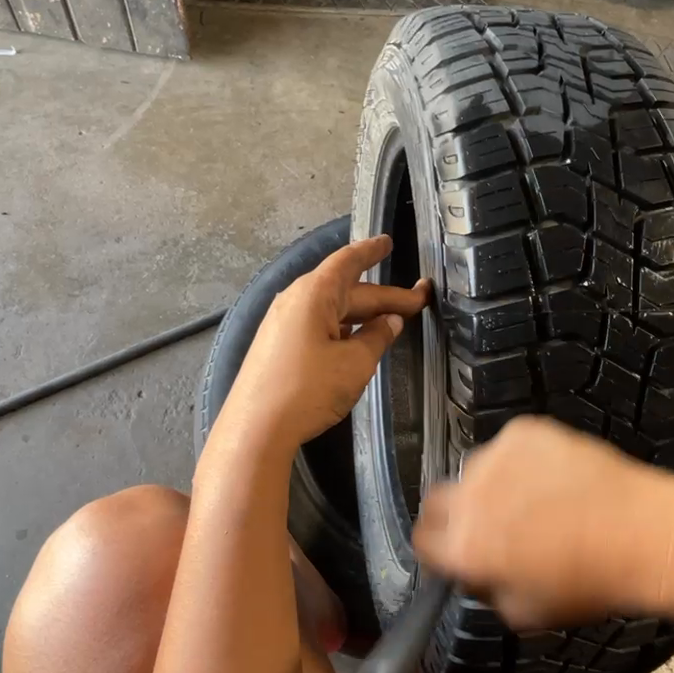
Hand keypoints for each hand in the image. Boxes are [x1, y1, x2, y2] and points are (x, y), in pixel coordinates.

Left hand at [216, 234, 429, 452]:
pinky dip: (342, 329)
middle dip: (382, 297)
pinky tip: (358, 342)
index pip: (348, 262)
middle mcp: (294, 301)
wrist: (255, 430)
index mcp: (313, 294)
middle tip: (417, 302)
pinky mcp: (276, 347)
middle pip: (345, 290)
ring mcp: (282, 324)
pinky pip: (316, 326)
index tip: (388, 242)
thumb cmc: (308, 390)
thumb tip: (390, 321)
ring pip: (331, 310)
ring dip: (362, 314)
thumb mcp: (355, 364)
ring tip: (393, 321)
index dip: (371, 251)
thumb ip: (377, 338)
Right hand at [413, 417, 673, 628]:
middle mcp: (468, 497)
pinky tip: (555, 476)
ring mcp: (495, 456)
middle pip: (438, 500)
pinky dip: (522, 460)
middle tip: (490, 524)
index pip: (421, 539)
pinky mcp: (523, 430)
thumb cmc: (587, 583)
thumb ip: (486, 589)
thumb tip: (477, 570)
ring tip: (534, 499)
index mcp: (464, 547)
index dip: (437, 547)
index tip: (454, 549)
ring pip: (476, 470)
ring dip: (491, 484)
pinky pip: (509, 446)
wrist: (641, 531)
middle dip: (455, 514)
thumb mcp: (525, 614)